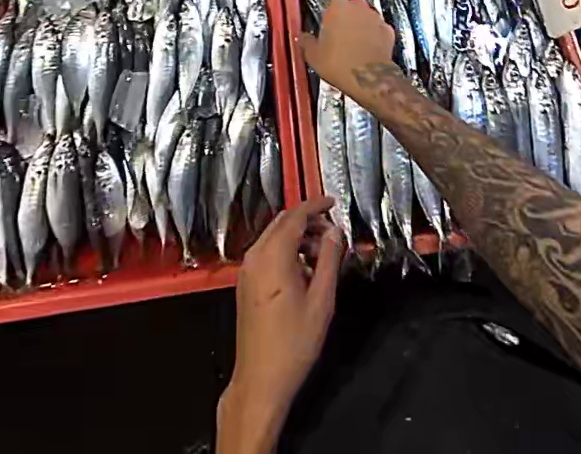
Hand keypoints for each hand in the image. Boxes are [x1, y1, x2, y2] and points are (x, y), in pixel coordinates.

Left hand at [218, 197, 345, 453]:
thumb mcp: (321, 301)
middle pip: (282, 223)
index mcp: (272, 255)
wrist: (260, 379)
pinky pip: (267, 252)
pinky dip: (286, 249)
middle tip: (333, 232)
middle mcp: (255, 255)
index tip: (332, 202)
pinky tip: (305, 269)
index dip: (315, 205)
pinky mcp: (246, 281)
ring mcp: (247, 268)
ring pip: (274, 237)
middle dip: (308, 221)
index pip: (294, 216)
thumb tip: (335, 232)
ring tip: (324, 255)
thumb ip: (330, 260)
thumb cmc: (294, 342)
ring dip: (298, 236)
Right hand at [299, 0, 395, 97]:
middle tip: (335, 40)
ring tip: (350, 48)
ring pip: (364, 19)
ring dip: (358, 29)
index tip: (323, 30)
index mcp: (337, 7)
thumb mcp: (313, 54)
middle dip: (343, 22)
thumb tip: (303, 39)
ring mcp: (375, 18)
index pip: (328, 6)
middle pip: (348, 10)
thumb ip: (306, 41)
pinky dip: (373, 38)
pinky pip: (377, 31)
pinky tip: (364, 51)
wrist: (369, 79)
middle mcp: (358, 8)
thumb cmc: (342, 64)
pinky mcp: (388, 31)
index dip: (325, 19)